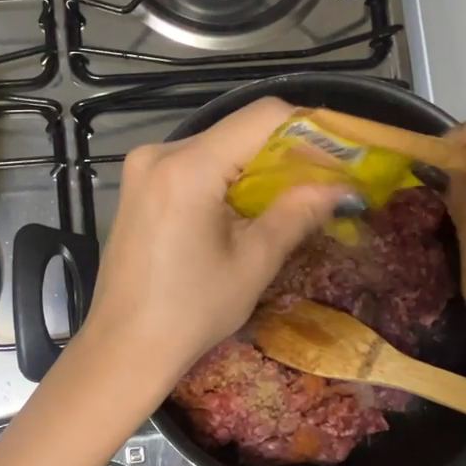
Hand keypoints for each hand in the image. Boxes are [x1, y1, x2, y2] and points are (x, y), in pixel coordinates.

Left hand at [76, 97, 349, 381]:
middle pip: (238, 130)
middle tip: (326, 181)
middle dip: (287, 151)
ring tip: (294, 197)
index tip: (342, 156)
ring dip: (257, 166)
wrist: (123, 348)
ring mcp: (143, 169)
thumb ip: (297, 214)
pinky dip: (227, 179)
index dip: (309, 130)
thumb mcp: (252, 263)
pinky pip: (193, 166)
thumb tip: (342, 189)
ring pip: (217, 147)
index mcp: (187, 168)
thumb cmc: (190, 313)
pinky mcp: (139, 187)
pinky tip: (249, 207)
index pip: (262, 117)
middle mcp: (159, 153)